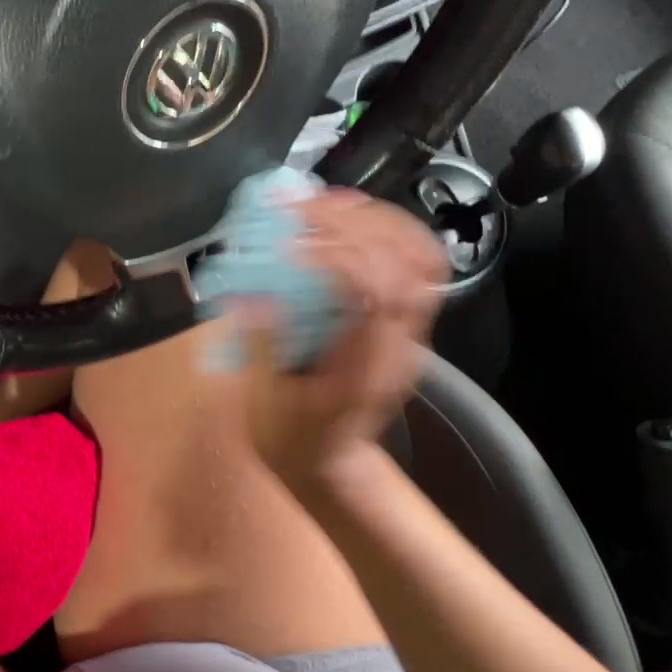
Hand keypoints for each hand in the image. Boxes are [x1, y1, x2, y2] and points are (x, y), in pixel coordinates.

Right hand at [237, 189, 446, 489]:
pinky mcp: (405, 323)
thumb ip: (261, 350)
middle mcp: (399, 345)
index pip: (376, 295)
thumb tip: (250, 296)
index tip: (289, 242)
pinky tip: (348, 222)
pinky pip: (414, 264)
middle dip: (357, 225)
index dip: (338, 256)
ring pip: (421, 258)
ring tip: (328, 204)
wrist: (332, 467)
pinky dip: (386, 233)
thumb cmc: (291, 441)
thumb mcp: (262, 406)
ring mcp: (410, 333)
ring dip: (378, 221)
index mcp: (363, 369)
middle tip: (304, 207)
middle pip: (406, 265)